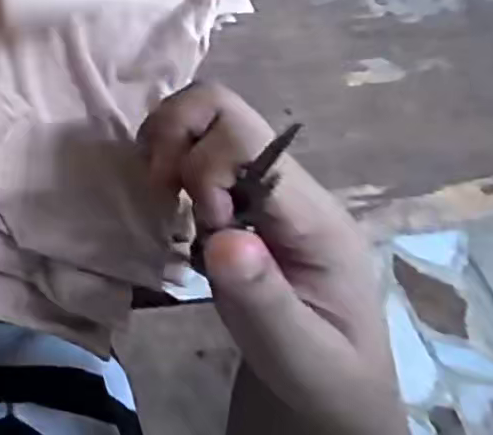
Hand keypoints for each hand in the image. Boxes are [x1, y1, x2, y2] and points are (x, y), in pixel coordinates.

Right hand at [140, 83, 401, 434]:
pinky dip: (165, 151)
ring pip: (200, 110)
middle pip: (219, 104)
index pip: (246, 140)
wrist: (331, 387)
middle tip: (161, 187)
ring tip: (162, 190)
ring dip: (165, 140)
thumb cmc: (319, 374)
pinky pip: (193, 135)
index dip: (203, 169)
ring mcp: (263, 177)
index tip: (204, 227)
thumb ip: (265, 299)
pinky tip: (167, 192)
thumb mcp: (299, 356)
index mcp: (313, 214)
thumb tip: (224, 236)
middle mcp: (288, 180)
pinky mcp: (238, 182)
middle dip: (172, 133)